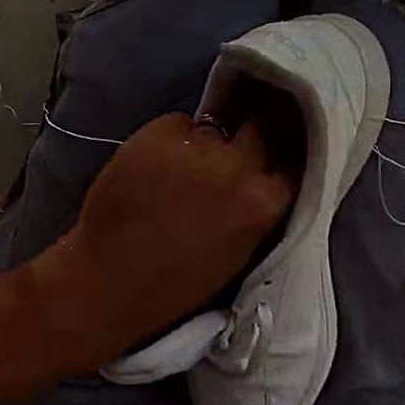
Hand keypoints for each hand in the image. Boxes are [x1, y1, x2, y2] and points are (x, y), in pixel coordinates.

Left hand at [25, 112, 296, 367]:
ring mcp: (198, 146)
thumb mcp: (239, 247)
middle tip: (236, 137)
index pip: (294, 152)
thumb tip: (258, 170)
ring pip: (215, 126)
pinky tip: (153, 163)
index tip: (277, 138)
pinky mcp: (160, 132)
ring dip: (206, 140)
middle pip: (263, 122)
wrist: (110, 282)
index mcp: (265, 203)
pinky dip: (170, 138)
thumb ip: (254, 203)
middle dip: (254, 126)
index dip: (283, 144)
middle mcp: (238, 167)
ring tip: (182, 164)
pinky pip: (176, 124)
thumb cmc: (177, 282)